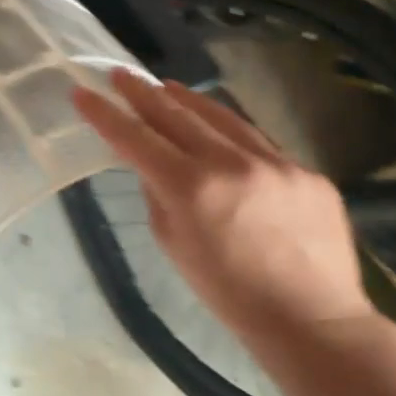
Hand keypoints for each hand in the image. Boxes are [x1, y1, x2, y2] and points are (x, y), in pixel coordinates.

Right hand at [72, 69, 374, 346]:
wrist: (314, 321)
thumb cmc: (227, 290)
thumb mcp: (171, 241)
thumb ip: (156, 192)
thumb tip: (149, 162)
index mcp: (190, 187)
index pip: (134, 137)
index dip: (104, 113)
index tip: (82, 92)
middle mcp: (231, 165)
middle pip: (175, 114)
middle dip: (142, 93)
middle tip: (120, 74)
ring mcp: (276, 165)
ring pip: (221, 117)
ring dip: (187, 100)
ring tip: (165, 87)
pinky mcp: (308, 173)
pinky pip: (258, 141)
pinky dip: (228, 129)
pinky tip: (217, 128)